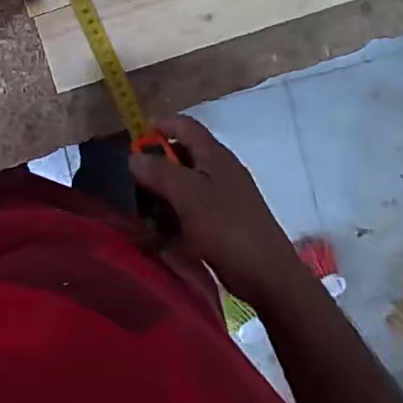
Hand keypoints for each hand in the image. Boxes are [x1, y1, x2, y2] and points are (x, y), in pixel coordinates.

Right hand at [129, 115, 309, 306]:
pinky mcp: (225, 220)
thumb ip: (159, 171)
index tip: (133, 142)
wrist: (268, 277)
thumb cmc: (226, 228)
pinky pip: (194, 207)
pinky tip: (163, 231)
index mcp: (214, 155)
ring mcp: (225, 195)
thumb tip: (133, 156)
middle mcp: (221, 169)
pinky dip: (177, 213)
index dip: (158, 126)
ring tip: (144, 209)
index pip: (184, 125)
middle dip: (157, 164)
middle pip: (183, 154)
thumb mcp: (187, 195)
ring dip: (164, 191)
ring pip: (187, 183)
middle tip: (134, 181)